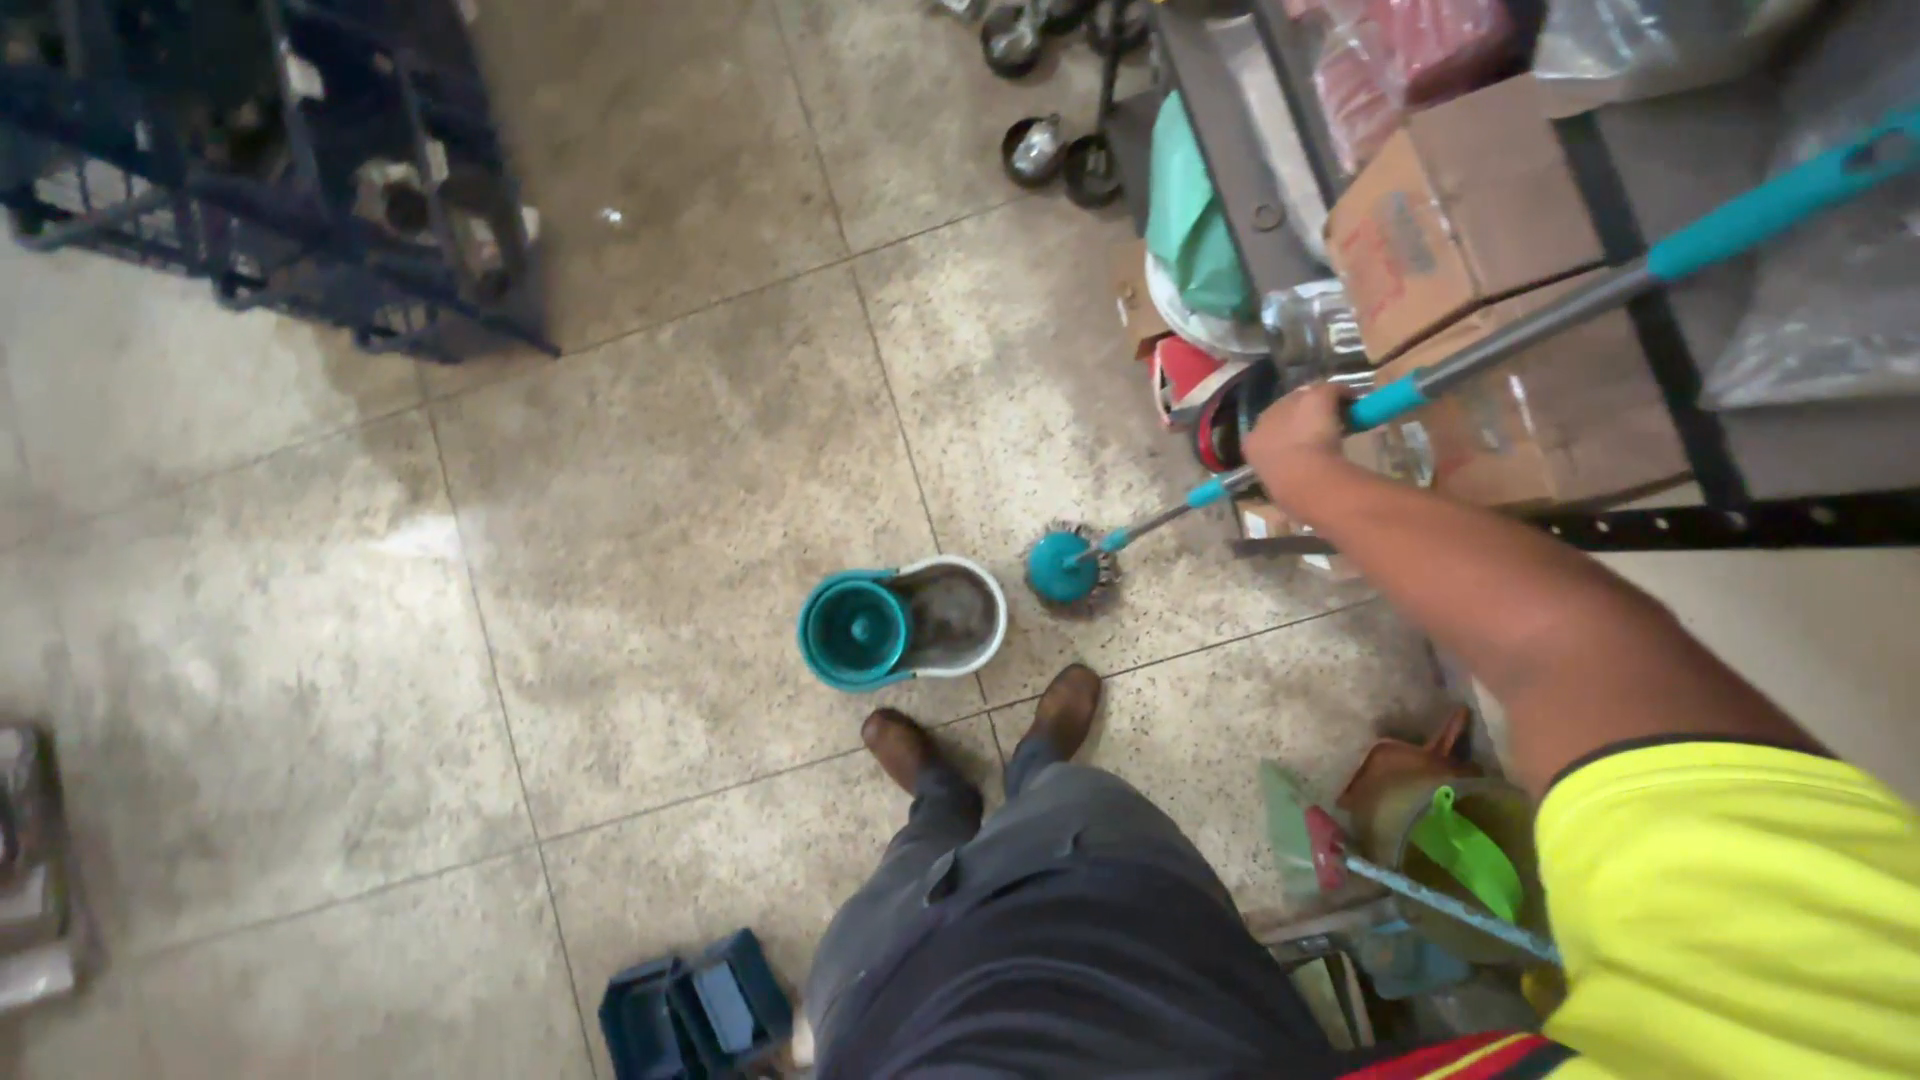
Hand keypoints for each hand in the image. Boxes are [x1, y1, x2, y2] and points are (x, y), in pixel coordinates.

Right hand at [1241, 381, 1348, 505]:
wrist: (1303, 476)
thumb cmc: (1288, 490)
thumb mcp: (1276, 485)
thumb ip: (1279, 474)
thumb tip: (1288, 481)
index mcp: (1252, 443)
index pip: (1266, 430)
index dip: (1284, 433)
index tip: (1299, 442)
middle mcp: (1265, 418)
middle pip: (1285, 408)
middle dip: (1301, 415)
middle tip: (1321, 428)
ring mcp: (1289, 403)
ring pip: (1307, 398)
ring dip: (1320, 405)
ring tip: (1338, 419)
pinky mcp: (1314, 395)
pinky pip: (1332, 390)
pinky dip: (1343, 395)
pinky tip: (1355, 404)